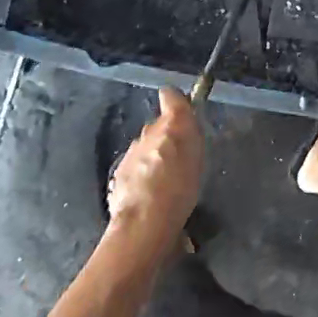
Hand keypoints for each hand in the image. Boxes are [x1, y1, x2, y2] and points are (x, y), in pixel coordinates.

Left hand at [106, 87, 203, 241]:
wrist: (144, 221)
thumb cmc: (182, 189)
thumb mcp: (198, 158)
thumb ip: (190, 136)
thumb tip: (185, 124)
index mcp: (173, 124)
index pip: (171, 95)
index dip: (176, 100)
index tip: (183, 110)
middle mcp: (149, 132)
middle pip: (159, 125)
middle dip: (167, 136)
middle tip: (180, 158)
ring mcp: (131, 151)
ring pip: (146, 145)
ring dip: (155, 156)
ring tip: (166, 179)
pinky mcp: (119, 170)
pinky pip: (136, 163)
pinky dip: (143, 172)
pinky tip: (150, 192)